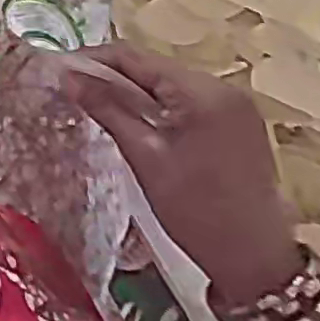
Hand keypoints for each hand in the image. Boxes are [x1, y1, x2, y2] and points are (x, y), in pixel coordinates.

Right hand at [66, 44, 300, 306]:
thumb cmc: (196, 211)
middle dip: (113, 74)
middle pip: (153, 66)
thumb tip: (68, 75)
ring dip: (135, 89)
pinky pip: (188, 98)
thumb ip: (106, 108)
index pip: (135, 56)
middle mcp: (221, 85)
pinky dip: (160, 103)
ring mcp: (234, 102)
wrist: (257, 264)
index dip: (94, 58)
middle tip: (76, 89)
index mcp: (200, 90)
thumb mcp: (144, 157)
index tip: (62, 69)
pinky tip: (138, 118)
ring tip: (100, 103)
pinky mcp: (238, 119)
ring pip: (169, 81)